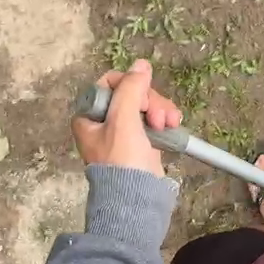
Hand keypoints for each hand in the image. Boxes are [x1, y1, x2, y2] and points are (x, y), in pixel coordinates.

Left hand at [71, 60, 181, 176]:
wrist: (136, 199)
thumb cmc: (123, 160)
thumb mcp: (123, 120)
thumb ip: (131, 89)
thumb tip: (141, 65)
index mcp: (89, 115)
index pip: (109, 84)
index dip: (130, 86)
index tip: (143, 99)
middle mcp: (103, 122)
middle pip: (131, 94)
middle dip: (150, 101)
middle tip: (160, 118)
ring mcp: (123, 132)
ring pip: (145, 106)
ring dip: (161, 110)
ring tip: (171, 124)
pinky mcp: (141, 142)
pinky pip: (153, 120)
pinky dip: (164, 120)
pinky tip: (174, 126)